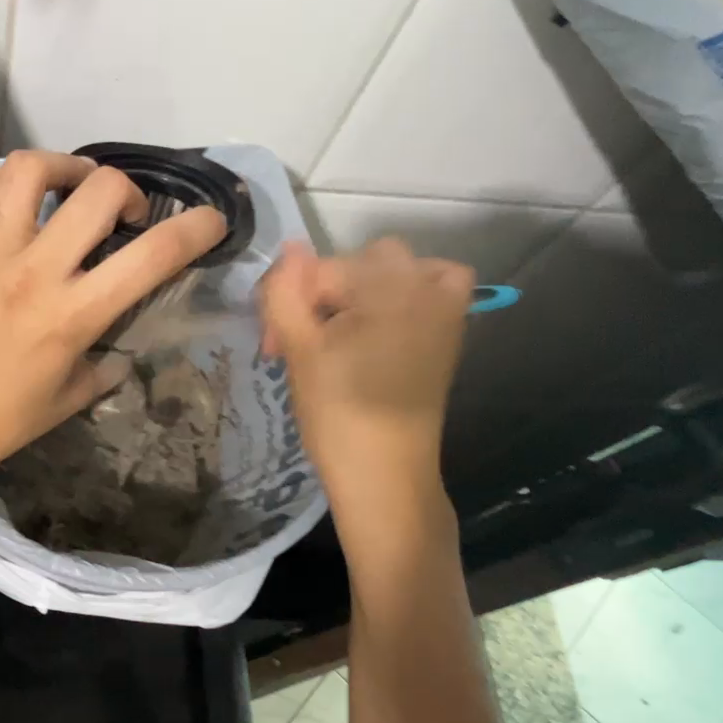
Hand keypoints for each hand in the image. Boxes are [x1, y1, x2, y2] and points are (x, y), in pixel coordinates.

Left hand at [0, 150, 226, 494]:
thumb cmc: (7, 419)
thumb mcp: (75, 396)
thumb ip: (108, 362)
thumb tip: (123, 346)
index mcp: (73, 315)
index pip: (152, 256)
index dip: (195, 229)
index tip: (210, 222)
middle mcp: (35, 272)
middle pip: (99, 191)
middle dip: (128, 192)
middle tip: (124, 217)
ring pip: (30, 170)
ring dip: (66, 167)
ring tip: (74, 188)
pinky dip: (1, 181)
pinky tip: (16, 201)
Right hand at [259, 238, 473, 497]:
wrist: (386, 474)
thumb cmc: (337, 413)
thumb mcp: (298, 350)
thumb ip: (285, 293)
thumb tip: (290, 248)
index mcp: (387, 285)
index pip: (322, 269)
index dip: (290, 302)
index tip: (274, 347)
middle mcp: (426, 286)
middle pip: (362, 263)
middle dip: (326, 293)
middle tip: (303, 342)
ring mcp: (445, 312)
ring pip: (398, 273)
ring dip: (364, 292)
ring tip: (339, 333)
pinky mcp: (448, 337)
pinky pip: (431, 293)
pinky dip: (404, 300)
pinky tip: (375, 333)